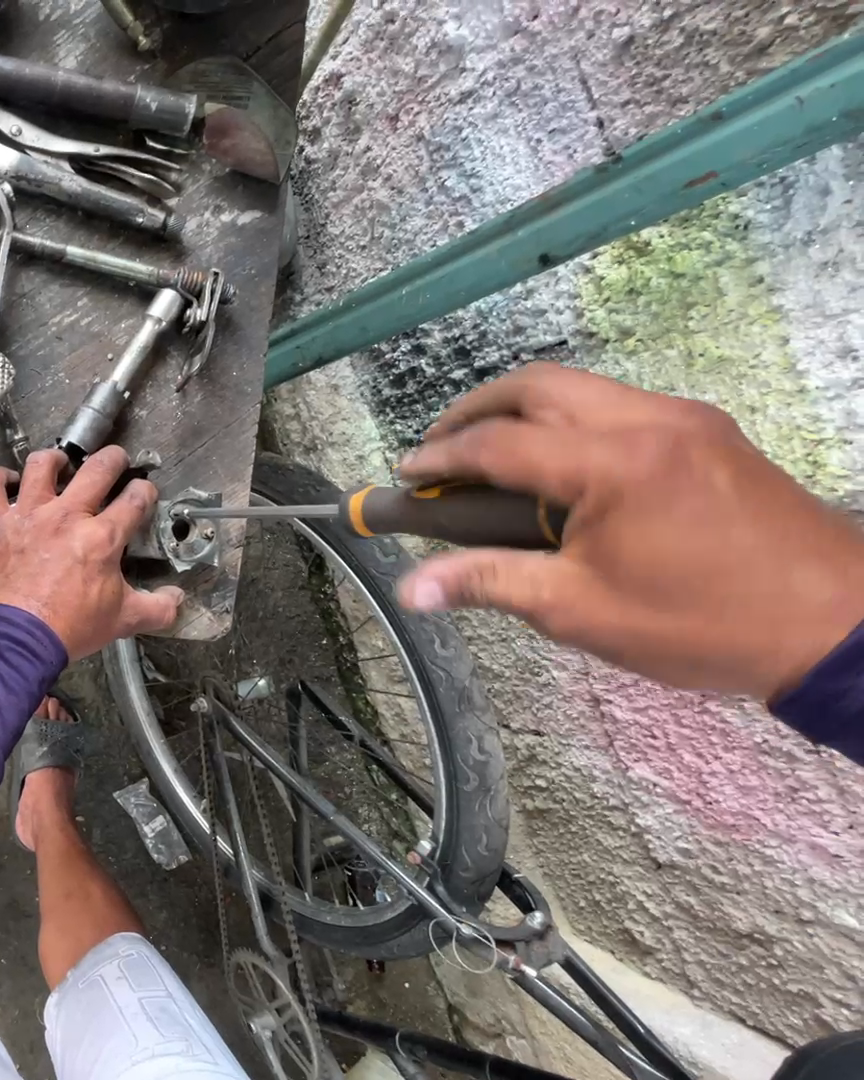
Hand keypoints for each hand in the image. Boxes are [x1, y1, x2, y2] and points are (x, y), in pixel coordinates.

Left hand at [0, 446, 182, 659]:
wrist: (16, 638)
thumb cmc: (69, 628)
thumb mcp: (122, 620)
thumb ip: (157, 608)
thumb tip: (178, 600)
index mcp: (102, 537)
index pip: (135, 499)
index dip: (145, 491)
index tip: (144, 492)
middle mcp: (67, 516)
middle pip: (97, 469)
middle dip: (113, 458)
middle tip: (116, 460)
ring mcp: (29, 515)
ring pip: (42, 465)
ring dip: (55, 459)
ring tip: (60, 463)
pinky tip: (7, 480)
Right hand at [397, 363, 863, 699]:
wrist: (847, 628)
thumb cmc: (702, 622)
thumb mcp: (578, 609)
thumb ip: (486, 582)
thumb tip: (409, 591)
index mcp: (615, 464)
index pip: (499, 443)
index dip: (440, 456)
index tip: (405, 474)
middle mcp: (649, 422)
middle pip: (536, 386)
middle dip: (472, 410)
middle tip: (438, 449)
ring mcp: (685, 421)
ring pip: (577, 387)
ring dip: (517, 409)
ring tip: (484, 453)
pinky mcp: (706, 433)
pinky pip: (612, 404)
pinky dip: (561, 419)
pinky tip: (548, 462)